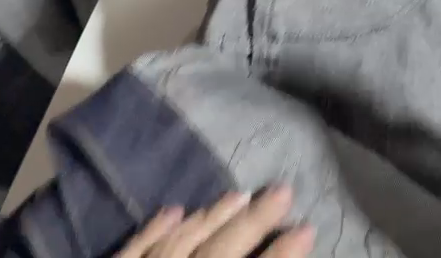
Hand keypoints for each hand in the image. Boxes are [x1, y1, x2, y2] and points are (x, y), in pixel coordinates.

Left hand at [118, 187, 314, 257]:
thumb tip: (271, 249)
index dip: (282, 253)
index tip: (308, 227)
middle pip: (220, 251)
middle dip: (254, 220)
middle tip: (285, 188)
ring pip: (179, 243)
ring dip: (211, 217)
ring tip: (239, 193)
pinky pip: (132, 250)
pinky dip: (153, 230)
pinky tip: (174, 209)